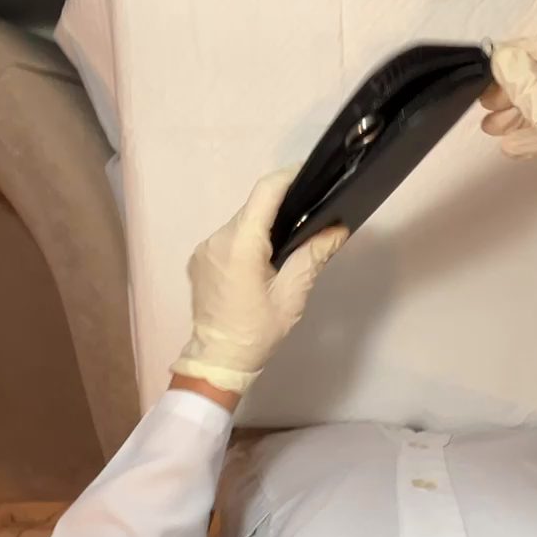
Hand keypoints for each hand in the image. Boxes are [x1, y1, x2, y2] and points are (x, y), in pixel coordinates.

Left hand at [170, 167, 348, 397]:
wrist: (218, 360)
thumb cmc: (257, 332)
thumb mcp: (292, 297)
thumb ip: (312, 257)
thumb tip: (337, 229)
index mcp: (240, 246)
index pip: (265, 192)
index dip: (288, 177)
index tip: (310, 176)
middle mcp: (216, 239)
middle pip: (252, 209)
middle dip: (279, 210)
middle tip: (308, 219)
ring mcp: (204, 249)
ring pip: (239, 224)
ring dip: (262, 229)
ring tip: (286, 247)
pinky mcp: (199, 259)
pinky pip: (227, 239)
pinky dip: (245, 243)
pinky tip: (260, 263)